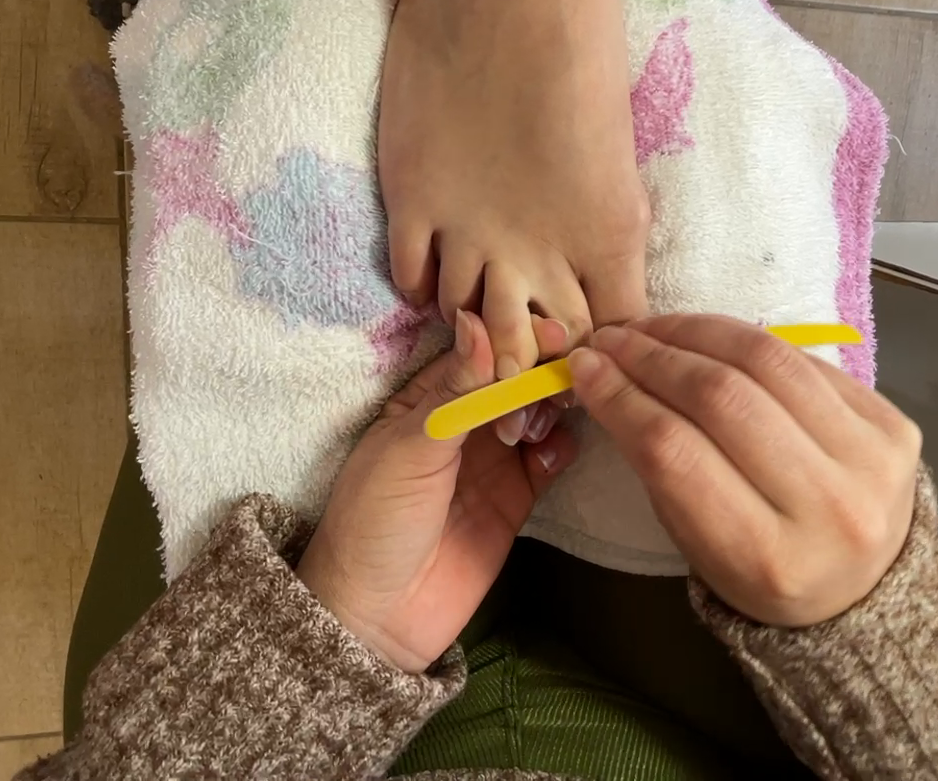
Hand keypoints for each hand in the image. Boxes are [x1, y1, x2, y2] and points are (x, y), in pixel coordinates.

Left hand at [298, 312, 578, 671]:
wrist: (379, 617)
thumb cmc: (376, 519)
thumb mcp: (409, 448)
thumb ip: (452, 391)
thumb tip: (475, 320)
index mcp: (429, 399)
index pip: (480, 353)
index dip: (512, 339)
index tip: (547, 332)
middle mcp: (465, 420)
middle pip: (514, 377)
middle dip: (540, 369)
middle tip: (561, 374)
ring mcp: (494, 456)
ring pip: (537, 410)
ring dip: (551, 404)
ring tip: (550, 415)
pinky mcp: (518, 494)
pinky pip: (550, 457)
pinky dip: (561, 444)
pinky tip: (553, 451)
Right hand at [380, 0, 648, 372]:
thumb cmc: (583, 29)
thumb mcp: (615, 140)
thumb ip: (600, 215)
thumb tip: (583, 257)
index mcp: (608, 232)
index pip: (611, 333)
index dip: (603, 353)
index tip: (589, 350)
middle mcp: (538, 247)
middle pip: (542, 347)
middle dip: (542, 362)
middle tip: (532, 348)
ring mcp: (467, 227)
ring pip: (472, 325)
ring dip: (479, 333)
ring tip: (481, 325)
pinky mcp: (411, 197)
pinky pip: (413, 282)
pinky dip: (426, 292)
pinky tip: (434, 278)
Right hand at [566, 316, 922, 627]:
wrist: (864, 588)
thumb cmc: (756, 567)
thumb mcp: (692, 535)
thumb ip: (654, 457)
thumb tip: (603, 371)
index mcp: (765, 556)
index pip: (674, 452)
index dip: (621, 397)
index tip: (585, 366)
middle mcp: (829, 509)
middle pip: (721, 398)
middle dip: (652, 356)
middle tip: (612, 338)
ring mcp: (871, 460)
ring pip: (765, 361)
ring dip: (694, 331)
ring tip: (653, 328)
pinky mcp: (895, 423)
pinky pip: (801, 357)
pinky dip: (742, 338)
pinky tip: (705, 335)